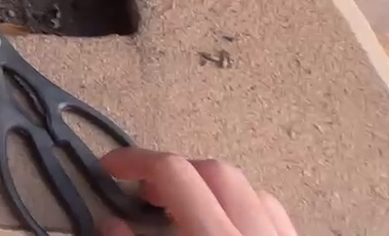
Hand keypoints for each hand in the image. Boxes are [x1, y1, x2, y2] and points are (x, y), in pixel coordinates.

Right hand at [99, 148, 296, 235]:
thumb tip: (110, 223)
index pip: (175, 172)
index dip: (134, 160)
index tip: (109, 167)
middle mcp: (257, 234)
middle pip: (217, 172)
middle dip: (176, 172)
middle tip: (149, 193)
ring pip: (255, 193)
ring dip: (214, 190)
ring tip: (188, 210)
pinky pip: (278, 220)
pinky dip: (248, 213)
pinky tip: (228, 229)